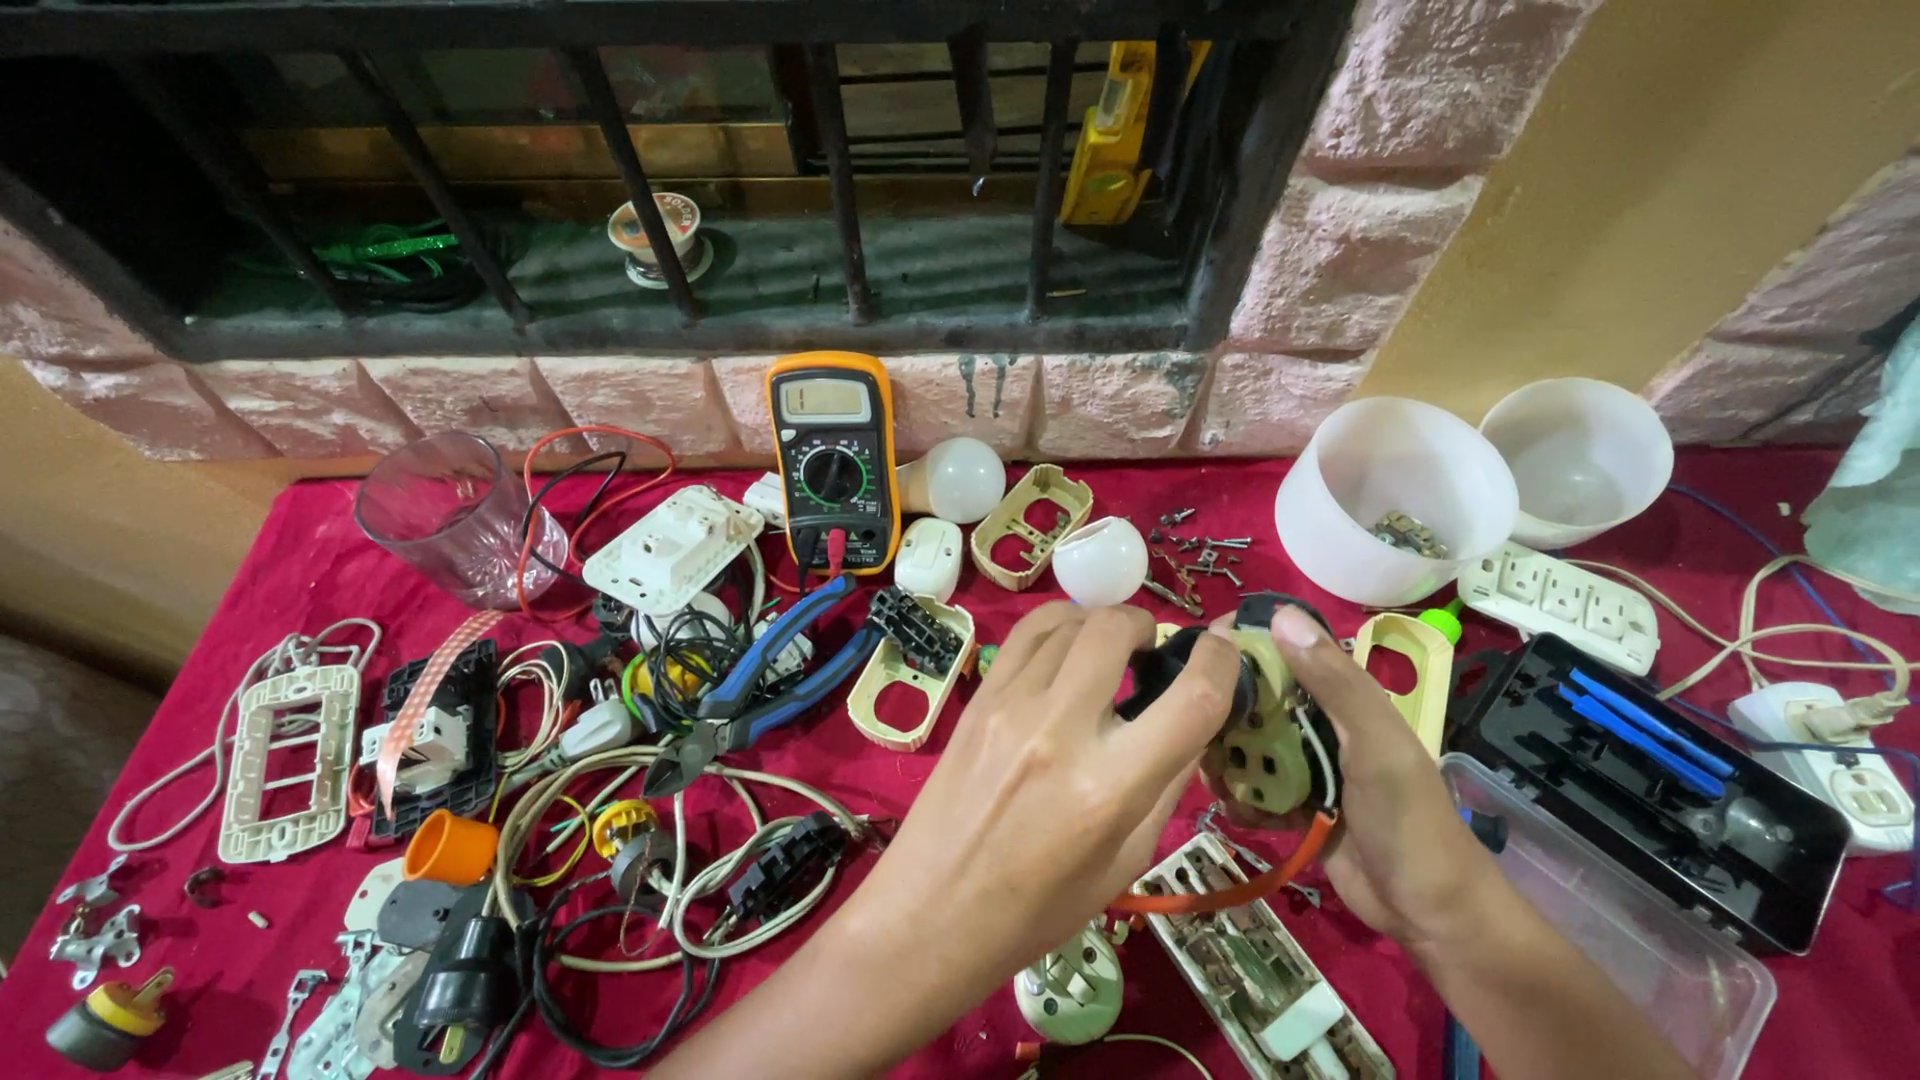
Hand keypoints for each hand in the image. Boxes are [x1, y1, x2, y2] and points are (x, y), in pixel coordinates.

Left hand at [655, 601, 1242, 1079]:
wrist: (933, 911)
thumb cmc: (1039, 908)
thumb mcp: (1127, 862)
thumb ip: (1167, 782)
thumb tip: (1194, 718)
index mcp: (1110, 788)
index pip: (1191, 697)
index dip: (1221, 661)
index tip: (1223, 650)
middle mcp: (1060, 731)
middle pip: (1118, 630)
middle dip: (1150, 627)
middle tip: (1154, 652)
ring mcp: (1010, 706)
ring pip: (1070, 621)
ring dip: (1104, 623)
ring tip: (1112, 651)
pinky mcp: (978, 698)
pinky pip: (1028, 633)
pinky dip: (1061, 625)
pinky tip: (1069, 649)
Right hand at [1210, 606, 1504, 950]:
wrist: (1429, 913)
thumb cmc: (1407, 818)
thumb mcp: (1374, 742)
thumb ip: (1333, 681)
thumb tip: (1282, 615)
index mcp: (1348, 703)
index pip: (1291, 658)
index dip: (1249, 650)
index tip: (1203, 650)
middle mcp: (1326, 730)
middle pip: (1263, 705)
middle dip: (1228, 711)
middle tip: (1190, 720)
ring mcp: (1312, 772)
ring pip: (1255, 749)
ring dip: (1228, 756)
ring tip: (1202, 767)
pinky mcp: (1300, 810)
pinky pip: (1258, 791)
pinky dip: (1241, 796)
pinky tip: (1227, 804)